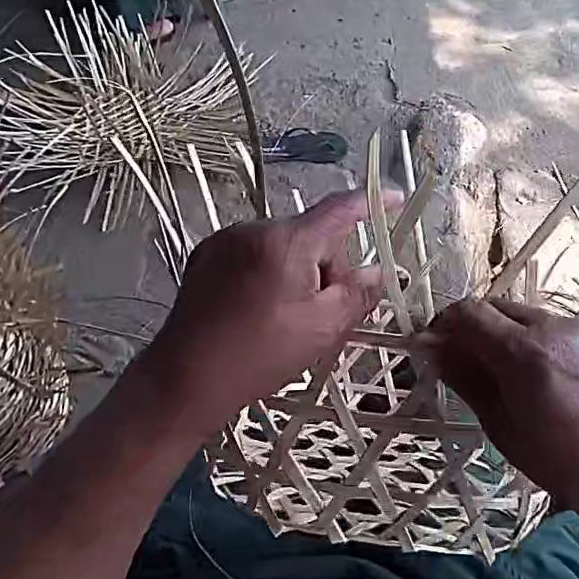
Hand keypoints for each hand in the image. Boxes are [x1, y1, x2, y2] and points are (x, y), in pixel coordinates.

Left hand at [139, 191, 388, 425]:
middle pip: (311, 236)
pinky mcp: (206, 256)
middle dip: (326, 268)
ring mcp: (226, 240)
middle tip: (322, 315)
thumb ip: (358, 294)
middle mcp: (254, 229)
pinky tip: (258, 311)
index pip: (339, 210)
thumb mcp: (322, 329)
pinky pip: (255, 254)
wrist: (185, 379)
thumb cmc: (258, 356)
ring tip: (285, 319)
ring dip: (298, 273)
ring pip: (284, 247)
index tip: (394, 199)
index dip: (371, 204)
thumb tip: (381, 272)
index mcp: (287, 242)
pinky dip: (269, 274)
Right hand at [412, 299, 578, 536]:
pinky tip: (557, 379)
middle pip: (501, 308)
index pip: (470, 312)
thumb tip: (434, 349)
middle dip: (479, 328)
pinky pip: (566, 329)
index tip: (438, 344)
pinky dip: (548, 343)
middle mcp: (558, 327)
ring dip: (513, 335)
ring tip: (519, 377)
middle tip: (471, 362)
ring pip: (534, 317)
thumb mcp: (502, 427)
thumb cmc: (562, 465)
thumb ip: (466, 379)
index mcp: (526, 352)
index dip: (446, 323)